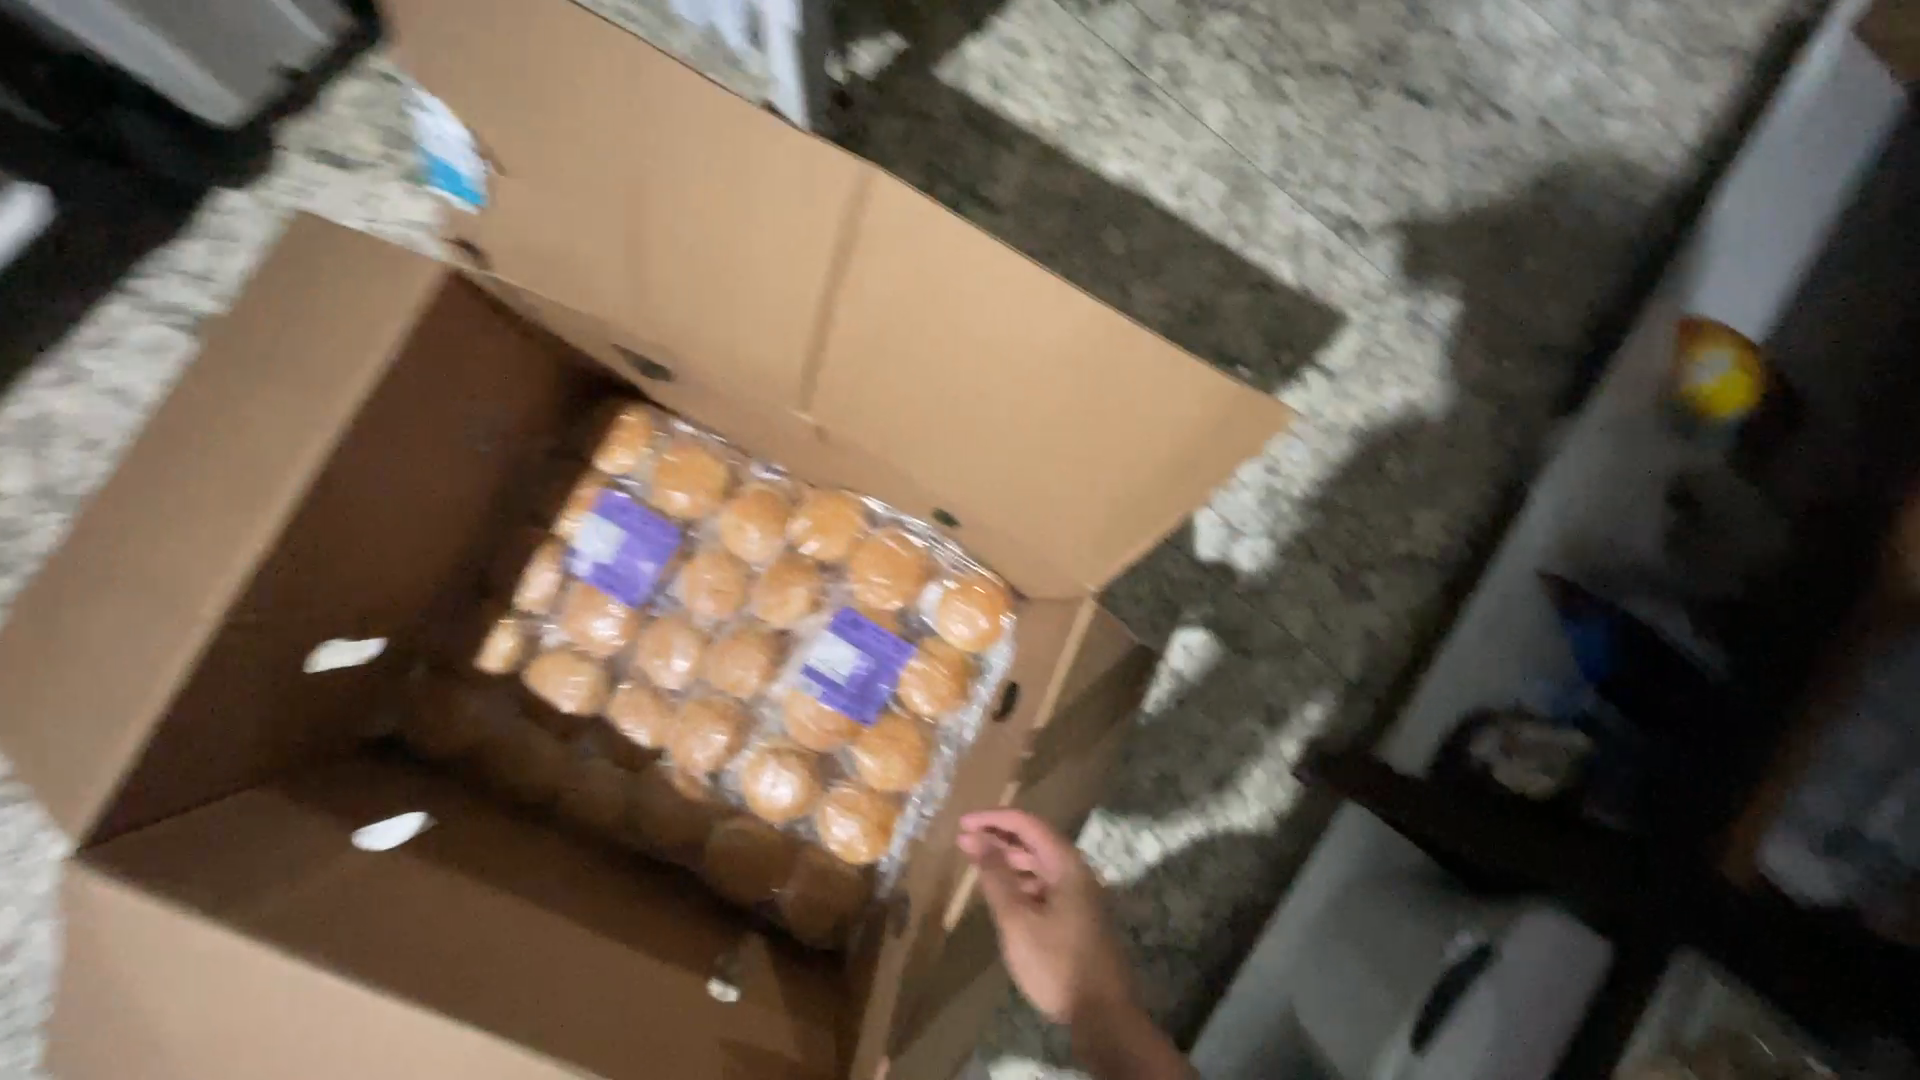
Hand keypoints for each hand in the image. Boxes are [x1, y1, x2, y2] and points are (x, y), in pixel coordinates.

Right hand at [956, 809, 1134, 1023]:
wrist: (1103, 1016)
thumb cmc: (1057, 964)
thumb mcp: (1017, 920)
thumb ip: (995, 876)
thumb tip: (973, 838)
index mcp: (1066, 864)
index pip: (1027, 824)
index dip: (993, 819)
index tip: (962, 823)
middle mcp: (1076, 871)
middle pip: (1035, 840)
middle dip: (999, 837)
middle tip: (964, 843)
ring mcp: (1080, 894)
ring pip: (1040, 864)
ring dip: (1009, 860)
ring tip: (978, 865)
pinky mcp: (1078, 916)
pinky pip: (1045, 885)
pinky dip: (1021, 882)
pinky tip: (1003, 894)